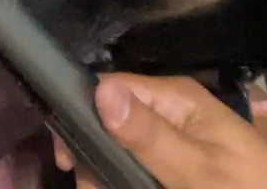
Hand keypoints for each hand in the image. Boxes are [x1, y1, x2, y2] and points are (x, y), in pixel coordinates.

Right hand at [54, 75, 266, 188]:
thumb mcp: (200, 173)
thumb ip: (149, 136)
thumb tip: (99, 88)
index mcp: (175, 98)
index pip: (110, 87)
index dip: (82, 116)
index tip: (66, 158)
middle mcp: (172, 111)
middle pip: (112, 121)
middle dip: (94, 157)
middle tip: (89, 188)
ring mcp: (179, 142)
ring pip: (124, 149)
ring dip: (108, 174)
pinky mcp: (185, 167)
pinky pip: (144, 167)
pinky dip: (129, 180)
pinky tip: (120, 187)